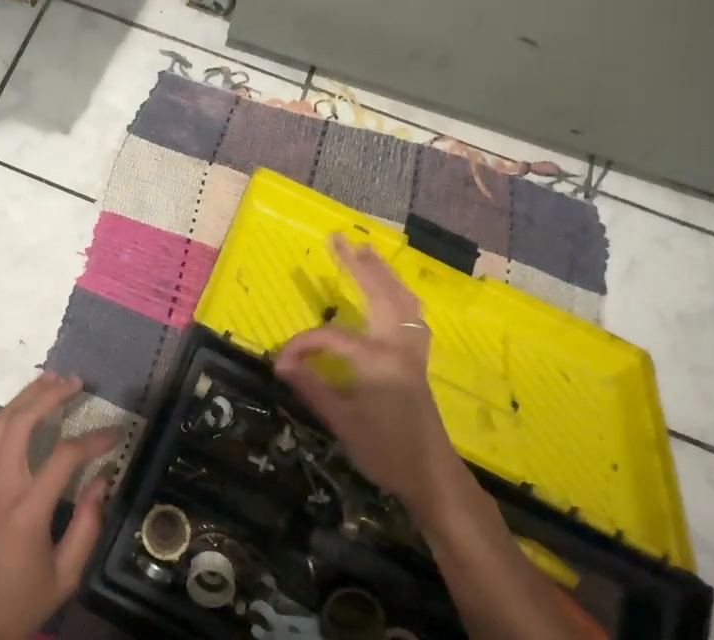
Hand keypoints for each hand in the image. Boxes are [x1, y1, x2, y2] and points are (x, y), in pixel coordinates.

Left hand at [0, 372, 118, 639]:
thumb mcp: (64, 577)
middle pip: (22, 422)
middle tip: (76, 381)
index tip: (114, 433)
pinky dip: (2, 419)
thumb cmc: (16, 604)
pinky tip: (19, 413)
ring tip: (49, 381)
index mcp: (27, 512)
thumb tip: (102, 481)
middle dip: (50, 395)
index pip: (65, 456)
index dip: (94, 439)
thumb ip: (87, 527)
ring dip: (24, 397)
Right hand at [274, 233, 462, 513]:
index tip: (281, 363)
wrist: (432, 475)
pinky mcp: (418, 358)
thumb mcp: (341, 422)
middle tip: (338, 239)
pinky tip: (393, 291)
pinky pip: (412, 313)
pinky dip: (399, 293)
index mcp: (378, 360)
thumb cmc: (385, 451)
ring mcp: (413, 350)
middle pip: (379, 293)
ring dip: (383, 273)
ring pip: (402, 298)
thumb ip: (313, 387)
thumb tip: (281, 364)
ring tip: (366, 251)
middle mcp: (399, 345)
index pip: (331, 337)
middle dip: (358, 264)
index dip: (302, 346)